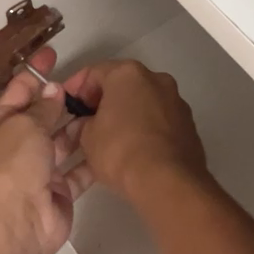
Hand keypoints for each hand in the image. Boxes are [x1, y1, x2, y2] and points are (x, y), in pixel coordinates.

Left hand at [0, 47, 93, 253]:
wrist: (17, 225)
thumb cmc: (14, 166)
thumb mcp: (25, 125)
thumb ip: (44, 106)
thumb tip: (53, 89)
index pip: (18, 91)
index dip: (36, 72)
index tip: (54, 54)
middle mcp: (16, 146)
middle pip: (42, 116)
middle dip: (62, 100)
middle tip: (92, 83)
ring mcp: (38, 171)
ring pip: (62, 141)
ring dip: (80, 127)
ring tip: (106, 107)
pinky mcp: (58, 191)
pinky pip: (78, 169)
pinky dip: (91, 157)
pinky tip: (110, 140)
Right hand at [61, 59, 207, 202]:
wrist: (168, 180)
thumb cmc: (120, 150)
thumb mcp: (88, 138)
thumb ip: (83, 125)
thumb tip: (85, 125)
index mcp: (128, 74)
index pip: (95, 72)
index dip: (76, 88)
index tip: (65, 105)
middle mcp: (156, 79)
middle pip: (122, 84)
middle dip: (103, 101)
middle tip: (85, 121)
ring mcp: (176, 101)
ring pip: (143, 102)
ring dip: (126, 114)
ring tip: (110, 138)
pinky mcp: (188, 124)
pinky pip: (159, 120)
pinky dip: (145, 128)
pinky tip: (134, 149)